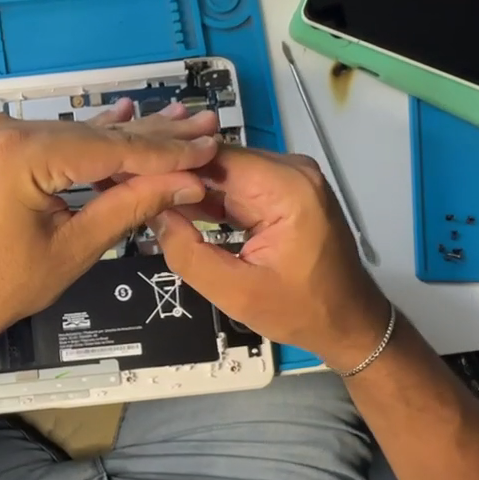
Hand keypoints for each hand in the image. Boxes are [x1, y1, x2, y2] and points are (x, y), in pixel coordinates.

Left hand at [0, 101, 221, 370]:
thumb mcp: (73, 248)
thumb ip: (129, 206)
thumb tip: (187, 181)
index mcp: (22, 153)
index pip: (111, 147)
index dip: (166, 150)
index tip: (210, 145)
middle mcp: (7, 129)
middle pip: (95, 135)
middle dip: (152, 135)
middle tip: (206, 123)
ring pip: (75, 136)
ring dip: (124, 137)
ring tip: (181, 121)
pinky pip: (50, 142)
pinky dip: (85, 143)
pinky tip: (122, 115)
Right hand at [152, 146, 388, 366]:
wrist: (349, 322)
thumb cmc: (301, 311)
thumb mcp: (235, 293)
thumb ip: (188, 253)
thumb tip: (153, 214)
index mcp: (286, 188)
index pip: (214, 157)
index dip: (170, 165)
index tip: (129, 178)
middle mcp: (291, 170)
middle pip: (217, 158)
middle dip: (175, 174)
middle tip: (129, 188)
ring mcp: (289, 177)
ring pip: (223, 170)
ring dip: (187, 185)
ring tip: (145, 197)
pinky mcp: (283, 190)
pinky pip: (236, 184)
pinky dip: (208, 197)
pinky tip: (175, 207)